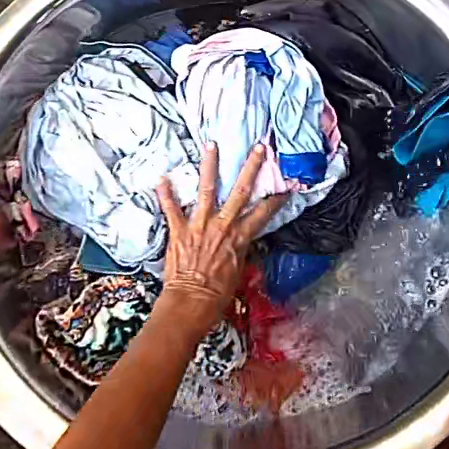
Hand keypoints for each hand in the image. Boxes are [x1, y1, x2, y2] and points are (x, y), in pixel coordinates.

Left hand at [154, 143, 286, 337]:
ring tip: (211, 145)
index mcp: (239, 237)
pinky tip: (162, 178)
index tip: (286, 185)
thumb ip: (240, 252)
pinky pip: (171, 208)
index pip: (263, 213)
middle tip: (259, 148)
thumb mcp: (238, 272)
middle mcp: (222, 225)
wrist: (191, 303)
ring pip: (207, 188)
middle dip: (251, 167)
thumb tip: (243, 244)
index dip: (276, 199)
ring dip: (210, 165)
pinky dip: (165, 193)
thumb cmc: (217, 294)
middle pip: (241, 191)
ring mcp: (199, 225)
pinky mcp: (179, 230)